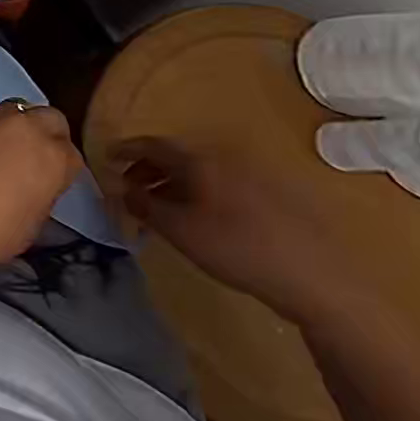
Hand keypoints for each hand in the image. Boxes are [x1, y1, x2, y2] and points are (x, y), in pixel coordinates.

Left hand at [0, 101, 81, 270]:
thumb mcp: (28, 230)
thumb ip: (40, 203)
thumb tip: (35, 192)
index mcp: (53, 157)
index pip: (73, 157)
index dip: (65, 173)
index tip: (54, 186)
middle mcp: (28, 127)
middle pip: (52, 120)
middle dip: (51, 136)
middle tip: (38, 161)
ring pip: (21, 110)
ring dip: (22, 127)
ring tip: (10, 152)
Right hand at [109, 138, 359, 323]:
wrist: (313, 275)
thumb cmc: (236, 247)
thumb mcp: (180, 230)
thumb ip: (145, 206)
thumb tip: (121, 189)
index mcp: (198, 160)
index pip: (152, 145)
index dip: (126, 150)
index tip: (106, 159)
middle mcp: (221, 160)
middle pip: (174, 157)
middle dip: (145, 170)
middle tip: (127, 190)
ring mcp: (246, 177)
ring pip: (195, 173)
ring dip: (168, 184)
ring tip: (155, 209)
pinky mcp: (264, 198)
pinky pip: (214, 186)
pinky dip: (192, 194)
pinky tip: (192, 219)